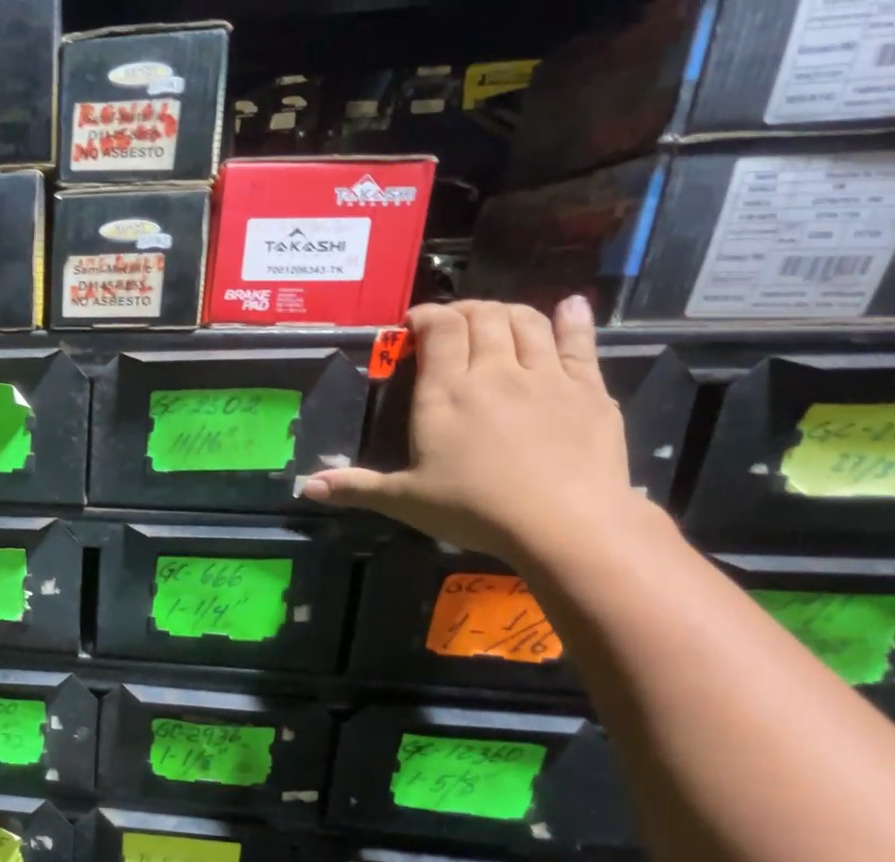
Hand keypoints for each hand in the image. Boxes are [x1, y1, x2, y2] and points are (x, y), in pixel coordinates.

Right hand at [303, 299, 645, 562]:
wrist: (565, 522)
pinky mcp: (589, 389)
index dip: (426, 316)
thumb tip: (305, 487)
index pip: (439, 329)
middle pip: (483, 316)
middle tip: (452, 325)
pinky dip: (571, 318)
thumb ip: (355, 487)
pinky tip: (568, 306)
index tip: (413, 324)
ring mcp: (546, 376)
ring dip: (508, 311)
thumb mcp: (404, 500)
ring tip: (496, 319)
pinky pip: (579, 341)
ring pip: (527, 321)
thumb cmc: (474, 509)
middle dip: (464, 311)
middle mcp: (494, 372)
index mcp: (446, 393)